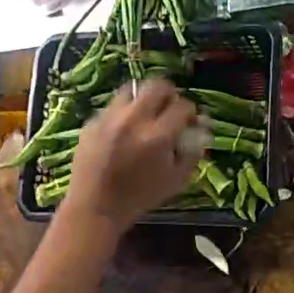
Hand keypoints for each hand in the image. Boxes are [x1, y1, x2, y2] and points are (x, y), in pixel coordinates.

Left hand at [61, 78, 204, 232]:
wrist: (94, 207)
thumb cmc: (139, 198)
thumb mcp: (176, 181)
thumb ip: (193, 153)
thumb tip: (202, 131)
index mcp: (158, 135)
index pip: (183, 106)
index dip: (190, 113)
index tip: (189, 122)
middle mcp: (133, 119)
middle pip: (157, 86)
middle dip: (168, 95)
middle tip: (169, 108)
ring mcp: (109, 117)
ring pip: (132, 90)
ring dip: (143, 99)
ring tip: (145, 115)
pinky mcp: (91, 121)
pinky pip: (113, 107)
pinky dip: (123, 113)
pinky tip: (123, 131)